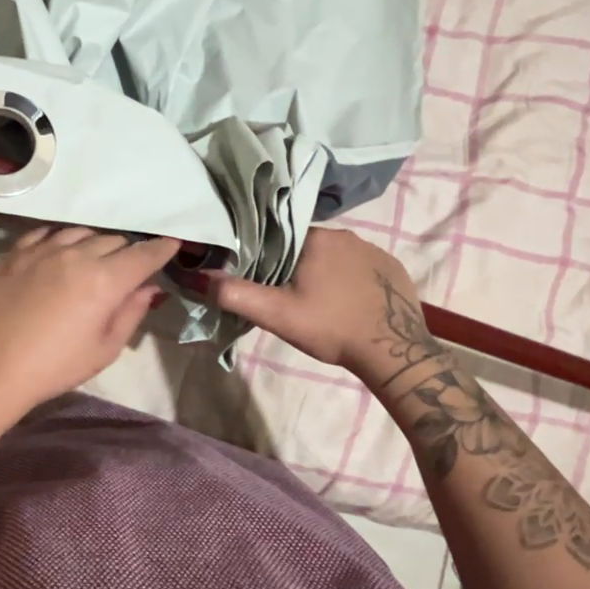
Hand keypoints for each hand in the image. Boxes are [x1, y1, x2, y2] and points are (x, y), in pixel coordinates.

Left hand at [0, 227, 178, 420]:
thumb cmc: (53, 368)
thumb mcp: (103, 350)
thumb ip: (131, 314)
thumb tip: (148, 289)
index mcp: (104, 281)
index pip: (143, 255)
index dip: (161, 250)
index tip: (172, 246)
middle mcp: (76, 256)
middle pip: (113, 241)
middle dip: (126, 253)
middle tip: (127, 271)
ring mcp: (41, 251)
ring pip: (80, 233)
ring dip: (94, 244)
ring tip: (93, 262)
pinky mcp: (14, 255)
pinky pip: (46, 235)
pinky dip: (60, 241)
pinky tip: (60, 253)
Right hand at [204, 229, 434, 386]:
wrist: (394, 353)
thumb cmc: (331, 328)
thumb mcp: (275, 314)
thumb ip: (233, 293)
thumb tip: (195, 276)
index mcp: (316, 238)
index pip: (280, 237)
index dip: (266, 257)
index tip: (262, 280)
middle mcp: (347, 235)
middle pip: (306, 246)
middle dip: (294, 267)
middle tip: (286, 298)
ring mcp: (375, 250)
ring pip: (334, 257)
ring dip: (322, 273)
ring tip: (316, 303)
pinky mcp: (394, 269)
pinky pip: (361, 268)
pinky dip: (349, 281)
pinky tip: (345, 304)